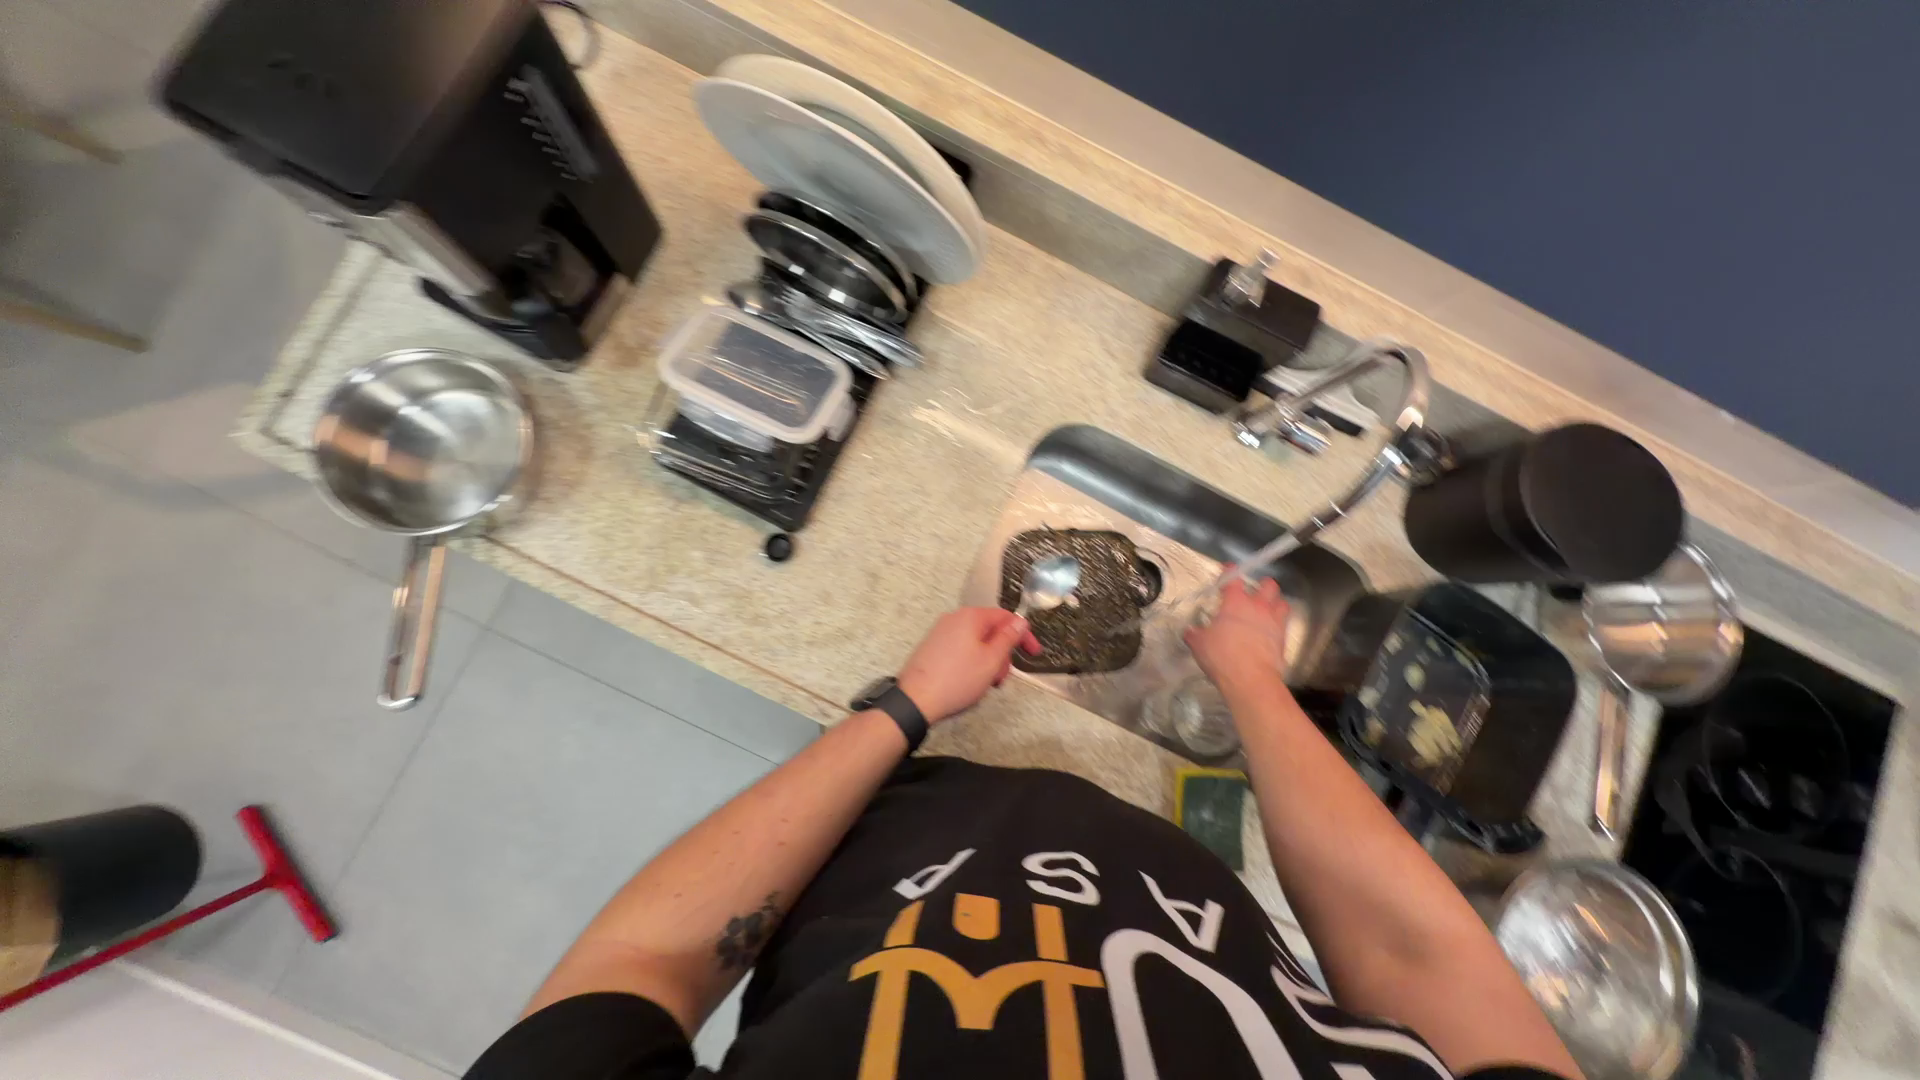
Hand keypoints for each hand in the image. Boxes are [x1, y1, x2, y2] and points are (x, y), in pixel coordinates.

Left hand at [896, 608, 1042, 722]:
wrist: (915, 700)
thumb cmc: (958, 679)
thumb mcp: (991, 660)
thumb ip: (1008, 638)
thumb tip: (1021, 621)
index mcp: (970, 617)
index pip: (1006, 617)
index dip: (1023, 635)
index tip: (1033, 654)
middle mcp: (954, 619)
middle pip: (990, 630)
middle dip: (1001, 653)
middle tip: (1000, 677)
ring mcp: (941, 632)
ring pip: (976, 642)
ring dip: (987, 661)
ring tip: (983, 685)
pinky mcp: (932, 647)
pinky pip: (961, 649)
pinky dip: (972, 663)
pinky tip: (969, 683)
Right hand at [1184, 572, 1291, 690]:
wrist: (1250, 679)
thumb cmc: (1221, 656)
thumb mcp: (1199, 644)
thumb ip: (1195, 634)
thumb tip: (1190, 631)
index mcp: (1235, 602)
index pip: (1233, 578)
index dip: (1230, 571)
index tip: (1228, 569)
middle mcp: (1258, 607)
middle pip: (1268, 585)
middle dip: (1262, 585)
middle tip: (1253, 592)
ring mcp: (1274, 622)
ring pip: (1282, 602)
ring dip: (1275, 602)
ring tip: (1267, 609)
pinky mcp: (1283, 638)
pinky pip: (1284, 624)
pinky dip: (1278, 623)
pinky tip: (1269, 630)